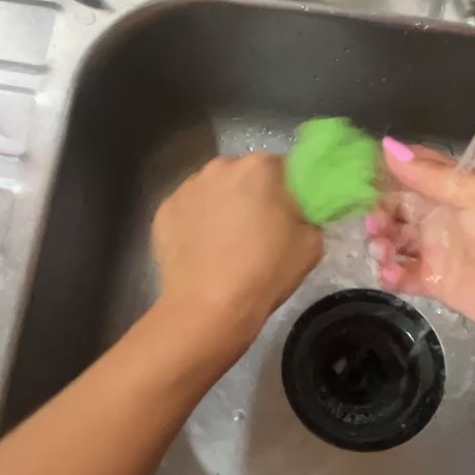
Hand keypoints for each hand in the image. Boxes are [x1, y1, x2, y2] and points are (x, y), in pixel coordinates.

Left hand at [153, 152, 323, 336]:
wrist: (209, 307)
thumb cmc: (265, 272)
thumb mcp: (311, 245)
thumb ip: (308, 217)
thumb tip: (297, 215)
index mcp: (259, 167)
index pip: (282, 167)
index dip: (287, 191)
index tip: (288, 214)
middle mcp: (219, 167)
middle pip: (242, 175)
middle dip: (251, 195)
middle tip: (257, 230)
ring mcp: (186, 188)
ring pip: (212, 191)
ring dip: (221, 207)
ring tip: (225, 244)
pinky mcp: (163, 211)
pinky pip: (188, 211)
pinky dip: (195, 224)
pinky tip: (202, 252)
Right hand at [368, 137, 474, 343]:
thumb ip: (431, 175)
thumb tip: (387, 146)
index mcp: (452, 188)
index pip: (411, 170)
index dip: (383, 170)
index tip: (356, 176)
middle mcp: (440, 215)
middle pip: (394, 206)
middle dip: (377, 212)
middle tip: (374, 225)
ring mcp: (435, 249)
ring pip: (393, 239)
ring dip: (380, 242)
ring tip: (384, 251)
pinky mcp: (433, 281)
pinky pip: (400, 274)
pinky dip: (389, 274)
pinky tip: (392, 274)